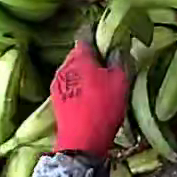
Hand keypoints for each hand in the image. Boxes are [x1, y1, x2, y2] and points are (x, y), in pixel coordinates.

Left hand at [51, 34, 129, 157]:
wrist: (81, 143)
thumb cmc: (103, 107)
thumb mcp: (120, 81)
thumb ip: (119, 59)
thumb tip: (117, 46)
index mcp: (79, 57)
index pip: (86, 35)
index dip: (97, 33)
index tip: (107, 36)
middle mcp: (64, 66)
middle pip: (78, 53)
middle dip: (92, 55)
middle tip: (108, 61)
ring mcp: (57, 83)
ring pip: (73, 69)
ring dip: (85, 71)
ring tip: (100, 80)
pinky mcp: (56, 99)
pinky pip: (70, 83)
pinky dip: (79, 84)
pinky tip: (90, 94)